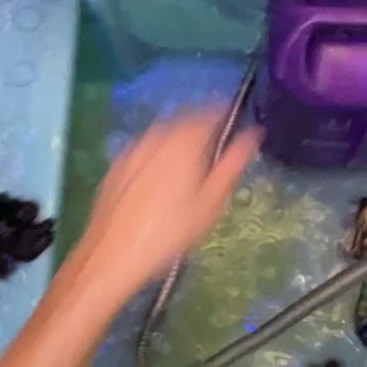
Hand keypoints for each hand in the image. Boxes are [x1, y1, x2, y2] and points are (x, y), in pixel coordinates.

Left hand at [65, 109, 261, 309]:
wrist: (112, 254)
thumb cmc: (170, 231)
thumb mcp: (211, 202)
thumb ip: (233, 163)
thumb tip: (254, 133)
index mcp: (186, 140)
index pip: (211, 111)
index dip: (226, 113)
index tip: (236, 121)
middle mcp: (159, 135)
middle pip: (186, 117)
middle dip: (202, 123)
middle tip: (216, 143)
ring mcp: (135, 147)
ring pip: (164, 131)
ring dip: (180, 135)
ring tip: (190, 159)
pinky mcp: (118, 163)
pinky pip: (145, 146)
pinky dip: (158, 150)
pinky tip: (160, 174)